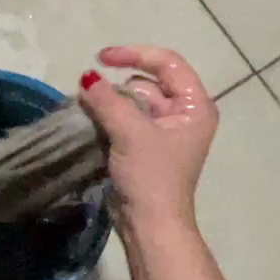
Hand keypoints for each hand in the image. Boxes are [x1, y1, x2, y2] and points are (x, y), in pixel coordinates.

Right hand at [79, 45, 218, 227]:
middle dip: (116, 86)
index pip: (167, 63)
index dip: (134, 55)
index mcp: (194, 106)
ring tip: (85, 111)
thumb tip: (86, 79)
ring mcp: (162, 132)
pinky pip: (124, 121)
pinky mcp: (143, 148)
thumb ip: (108, 100)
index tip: (100, 58)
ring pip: (131, 102)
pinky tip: (89, 123)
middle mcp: (182, 114)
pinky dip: (107, 119)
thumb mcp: (130, 133)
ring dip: (108, 103)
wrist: (149, 224)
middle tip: (88, 95)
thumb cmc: (151, 177)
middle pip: (146, 83)